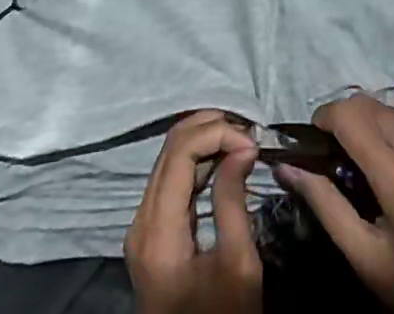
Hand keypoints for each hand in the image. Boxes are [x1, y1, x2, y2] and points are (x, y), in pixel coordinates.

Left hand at [126, 110, 261, 313]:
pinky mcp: (152, 230)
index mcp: (157, 230)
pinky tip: (226, 159)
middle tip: (250, 134)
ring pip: (169, 159)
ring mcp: (142, 225)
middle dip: (211, 129)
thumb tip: (243, 147)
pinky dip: (199, 160)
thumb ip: (233, 201)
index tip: (253, 143)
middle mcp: (140, 220)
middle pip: (169, 149)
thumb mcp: (238, 264)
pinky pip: (171, 179)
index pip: (178, 153)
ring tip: (244, 142)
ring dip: (206, 141)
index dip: (217, 133)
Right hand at [276, 95, 393, 313]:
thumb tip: (288, 168)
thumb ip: (326, 206)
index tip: (316, 139)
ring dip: (377, 126)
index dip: (325, 118)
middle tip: (342, 157)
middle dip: (348, 122)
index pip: (350, 114)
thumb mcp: (368, 258)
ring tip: (378, 165)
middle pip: (370, 105)